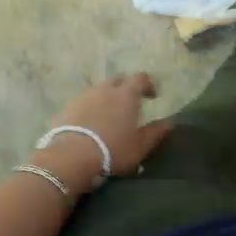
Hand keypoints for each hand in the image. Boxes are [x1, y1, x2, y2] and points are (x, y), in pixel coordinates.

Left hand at [33, 74, 172, 190]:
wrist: (71, 156)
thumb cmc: (113, 150)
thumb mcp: (140, 146)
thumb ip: (156, 132)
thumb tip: (169, 122)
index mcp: (126, 95)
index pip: (140, 78)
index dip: (148, 84)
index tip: (153, 96)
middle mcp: (105, 89)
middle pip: (118, 81)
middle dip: (126, 88)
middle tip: (130, 104)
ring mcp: (83, 96)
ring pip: (99, 90)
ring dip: (106, 98)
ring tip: (109, 115)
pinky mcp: (67, 107)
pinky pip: (83, 102)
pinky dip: (90, 108)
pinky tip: (90, 124)